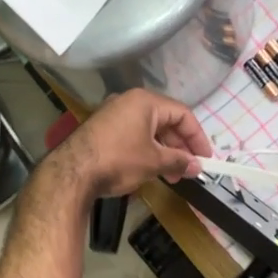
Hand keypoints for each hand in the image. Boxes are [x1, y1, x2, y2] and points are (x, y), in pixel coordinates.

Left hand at [48, 89, 212, 199]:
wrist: (71, 173)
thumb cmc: (118, 160)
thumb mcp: (153, 161)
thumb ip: (179, 161)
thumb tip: (197, 166)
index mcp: (144, 101)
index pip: (182, 114)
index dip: (197, 137)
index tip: (206, 158)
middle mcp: (128, 102)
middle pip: (165, 121)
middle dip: (180, 147)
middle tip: (189, 170)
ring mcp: (113, 115)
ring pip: (149, 130)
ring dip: (164, 152)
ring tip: (172, 176)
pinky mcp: (102, 130)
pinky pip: (133, 135)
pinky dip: (146, 151)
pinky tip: (151, 170)